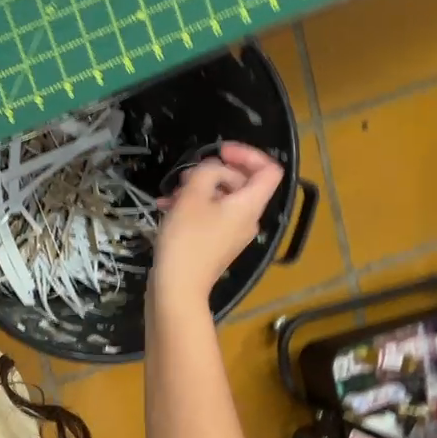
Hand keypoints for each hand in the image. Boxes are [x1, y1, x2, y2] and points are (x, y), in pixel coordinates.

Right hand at [152, 141, 283, 301]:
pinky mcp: (216, 244)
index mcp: (249, 204)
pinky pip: (212, 216)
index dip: (247, 154)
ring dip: (198, 190)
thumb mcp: (192, 197)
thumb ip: (205, 173)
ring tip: (170, 194)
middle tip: (184, 175)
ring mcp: (233, 233)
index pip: (268, 170)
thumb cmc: (186, 240)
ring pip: (223, 199)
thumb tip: (211, 169)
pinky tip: (168, 210)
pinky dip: (193, 207)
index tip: (219, 151)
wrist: (178, 286)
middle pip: (242, 183)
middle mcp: (248, 218)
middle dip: (213, 173)